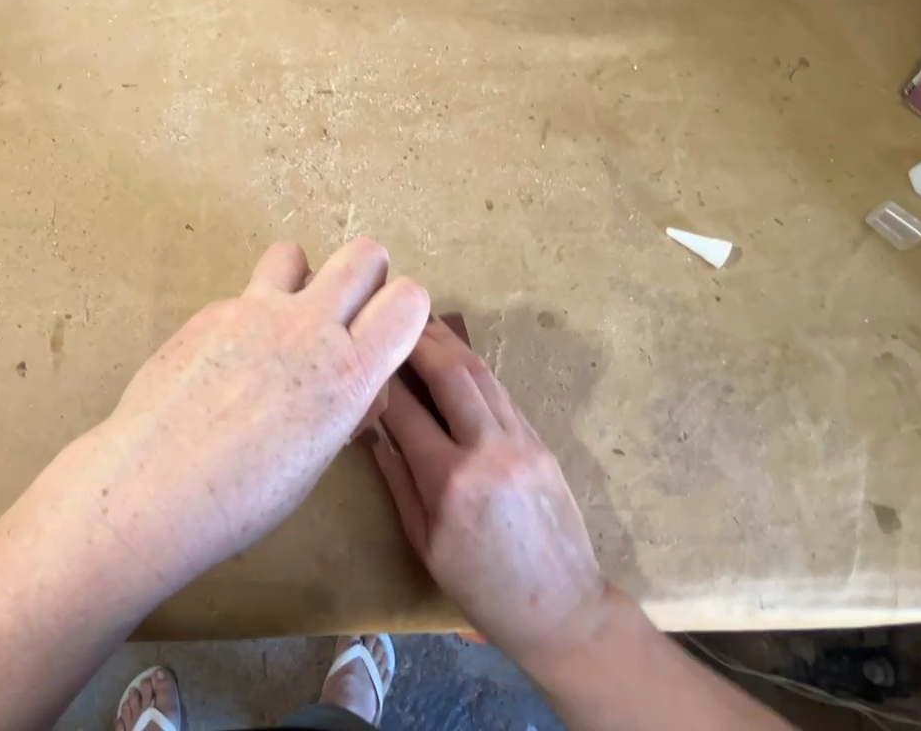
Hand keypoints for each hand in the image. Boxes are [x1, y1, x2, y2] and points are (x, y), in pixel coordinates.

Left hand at [89, 238, 428, 585]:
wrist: (154, 486)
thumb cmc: (245, 497)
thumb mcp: (317, 457)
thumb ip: (344, 403)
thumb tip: (354, 382)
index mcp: (347, 371)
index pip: (409, 300)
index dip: (405, 310)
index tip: (386, 330)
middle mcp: (307, 326)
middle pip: (363, 254)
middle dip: (366, 274)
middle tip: (345, 311)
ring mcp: (253, 310)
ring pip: (295, 253)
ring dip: (300, 278)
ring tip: (280, 323)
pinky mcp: (210, 311)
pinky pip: (244, 296)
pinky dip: (246, 319)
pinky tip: (221, 364)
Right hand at [371, 317, 608, 673]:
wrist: (561, 608)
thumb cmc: (480, 586)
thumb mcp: (423, 541)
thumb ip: (397, 479)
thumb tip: (372, 430)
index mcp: (449, 482)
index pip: (404, 409)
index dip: (379, 376)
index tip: (360, 351)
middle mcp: (487, 451)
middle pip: (449, 372)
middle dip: (417, 337)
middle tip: (390, 311)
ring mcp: (520, 442)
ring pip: (480, 373)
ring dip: (448, 342)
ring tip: (419, 321)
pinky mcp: (540, 441)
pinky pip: (500, 392)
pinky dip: (473, 368)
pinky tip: (453, 356)